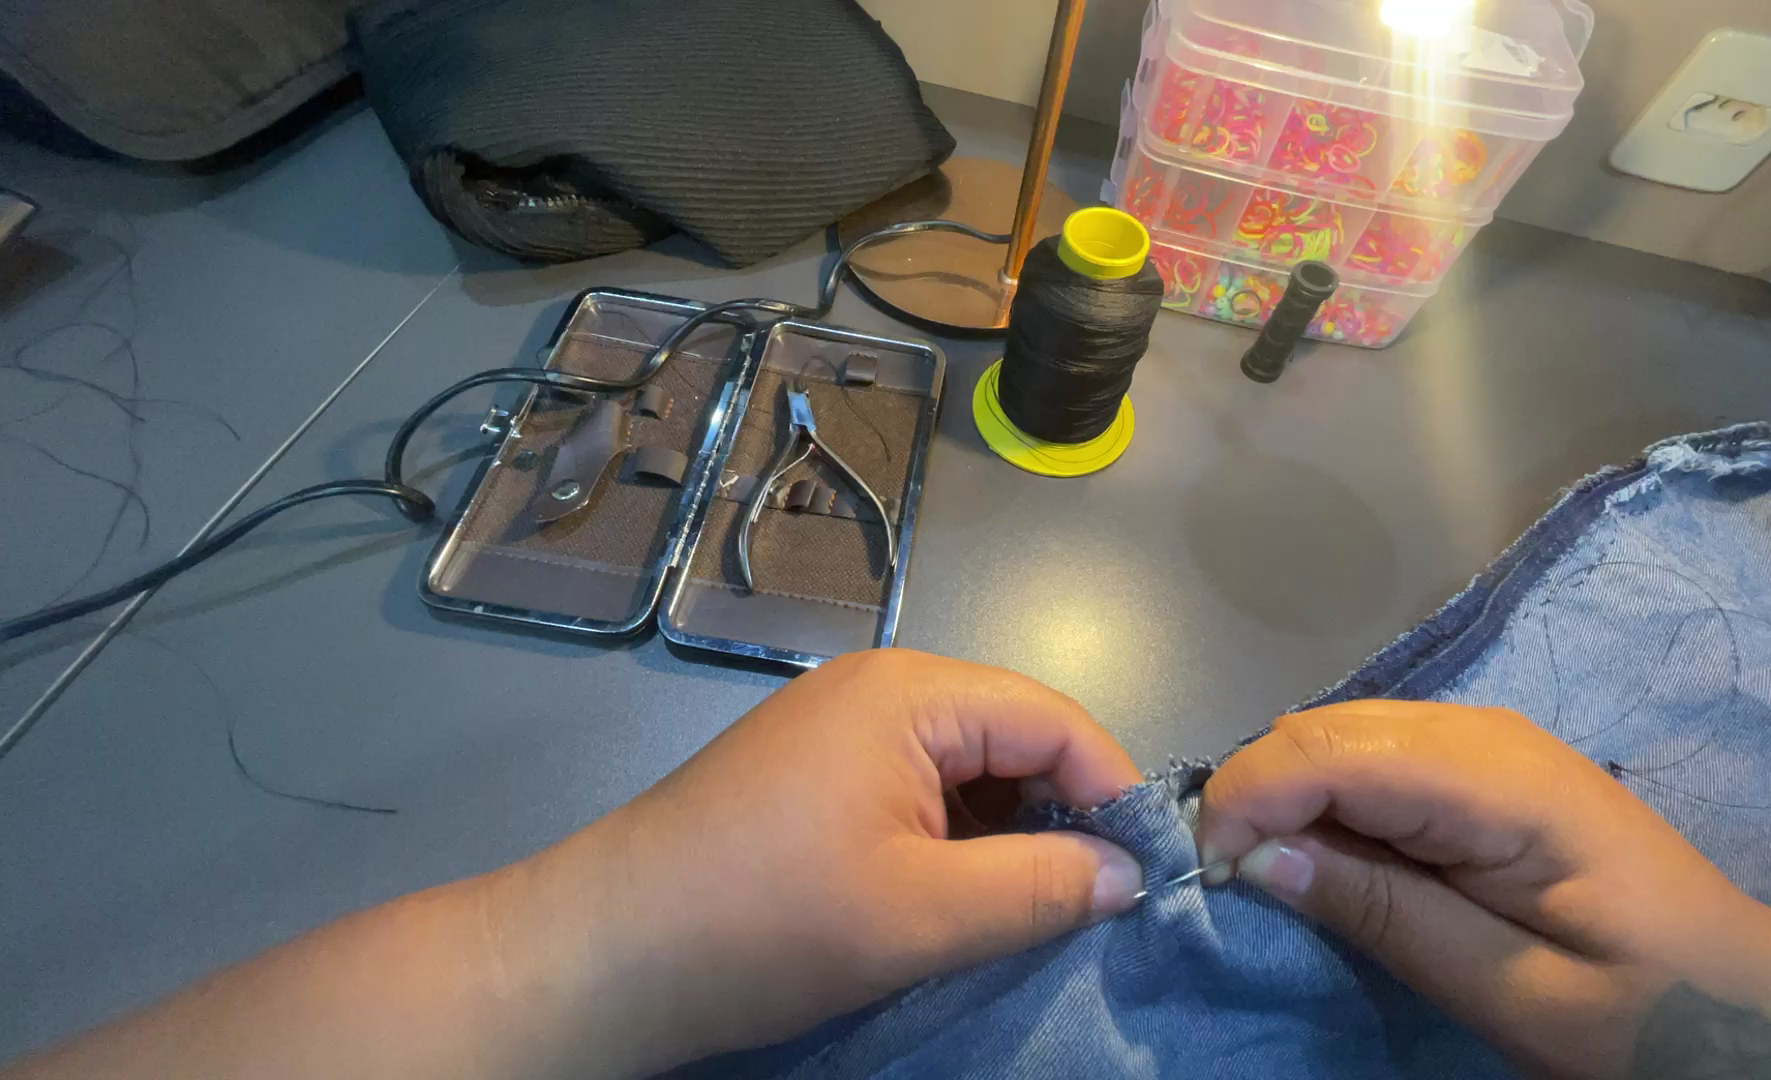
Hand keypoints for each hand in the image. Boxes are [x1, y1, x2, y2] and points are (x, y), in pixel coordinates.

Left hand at [504, 649, 1145, 1075]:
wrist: (612, 946)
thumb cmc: (767, 918)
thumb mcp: (919, 913)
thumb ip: (1039, 886)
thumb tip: (1128, 873)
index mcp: (912, 690)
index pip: (1049, 715)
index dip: (1110, 783)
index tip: (1148, 864)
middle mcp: (886, 684)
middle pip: (1012, 729)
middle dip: (1063, 804)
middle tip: (1099, 889)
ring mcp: (851, 719)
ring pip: (971, 758)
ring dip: (1013, 822)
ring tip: (1040, 895)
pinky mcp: (828, 760)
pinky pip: (926, 778)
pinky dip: (963, 828)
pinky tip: (971, 882)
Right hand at [1194, 700, 1770, 1078]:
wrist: (1756, 1000)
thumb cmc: (1656, 1013)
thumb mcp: (1519, 994)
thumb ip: (1384, 914)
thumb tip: (1256, 858)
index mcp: (1493, 776)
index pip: (1326, 751)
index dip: (1247, 799)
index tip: (1213, 874)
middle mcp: (1466, 727)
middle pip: (1312, 730)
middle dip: (1251, 795)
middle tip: (1238, 879)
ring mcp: (1461, 733)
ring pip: (1319, 734)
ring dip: (1275, 794)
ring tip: (1274, 868)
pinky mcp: (1454, 755)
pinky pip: (1348, 754)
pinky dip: (1309, 796)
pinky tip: (1324, 849)